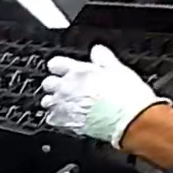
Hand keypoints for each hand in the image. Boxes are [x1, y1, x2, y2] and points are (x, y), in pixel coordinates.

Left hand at [40, 45, 167, 147]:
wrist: (126, 119)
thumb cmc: (125, 94)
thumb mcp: (117, 68)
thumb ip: (103, 58)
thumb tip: (96, 50)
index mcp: (78, 71)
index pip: (55, 64)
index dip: (58, 66)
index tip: (61, 69)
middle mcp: (66, 88)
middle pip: (47, 83)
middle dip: (54, 84)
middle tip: (65, 87)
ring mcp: (62, 106)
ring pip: (46, 101)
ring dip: (53, 101)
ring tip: (66, 103)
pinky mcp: (62, 122)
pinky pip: (50, 118)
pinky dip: (56, 117)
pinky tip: (67, 116)